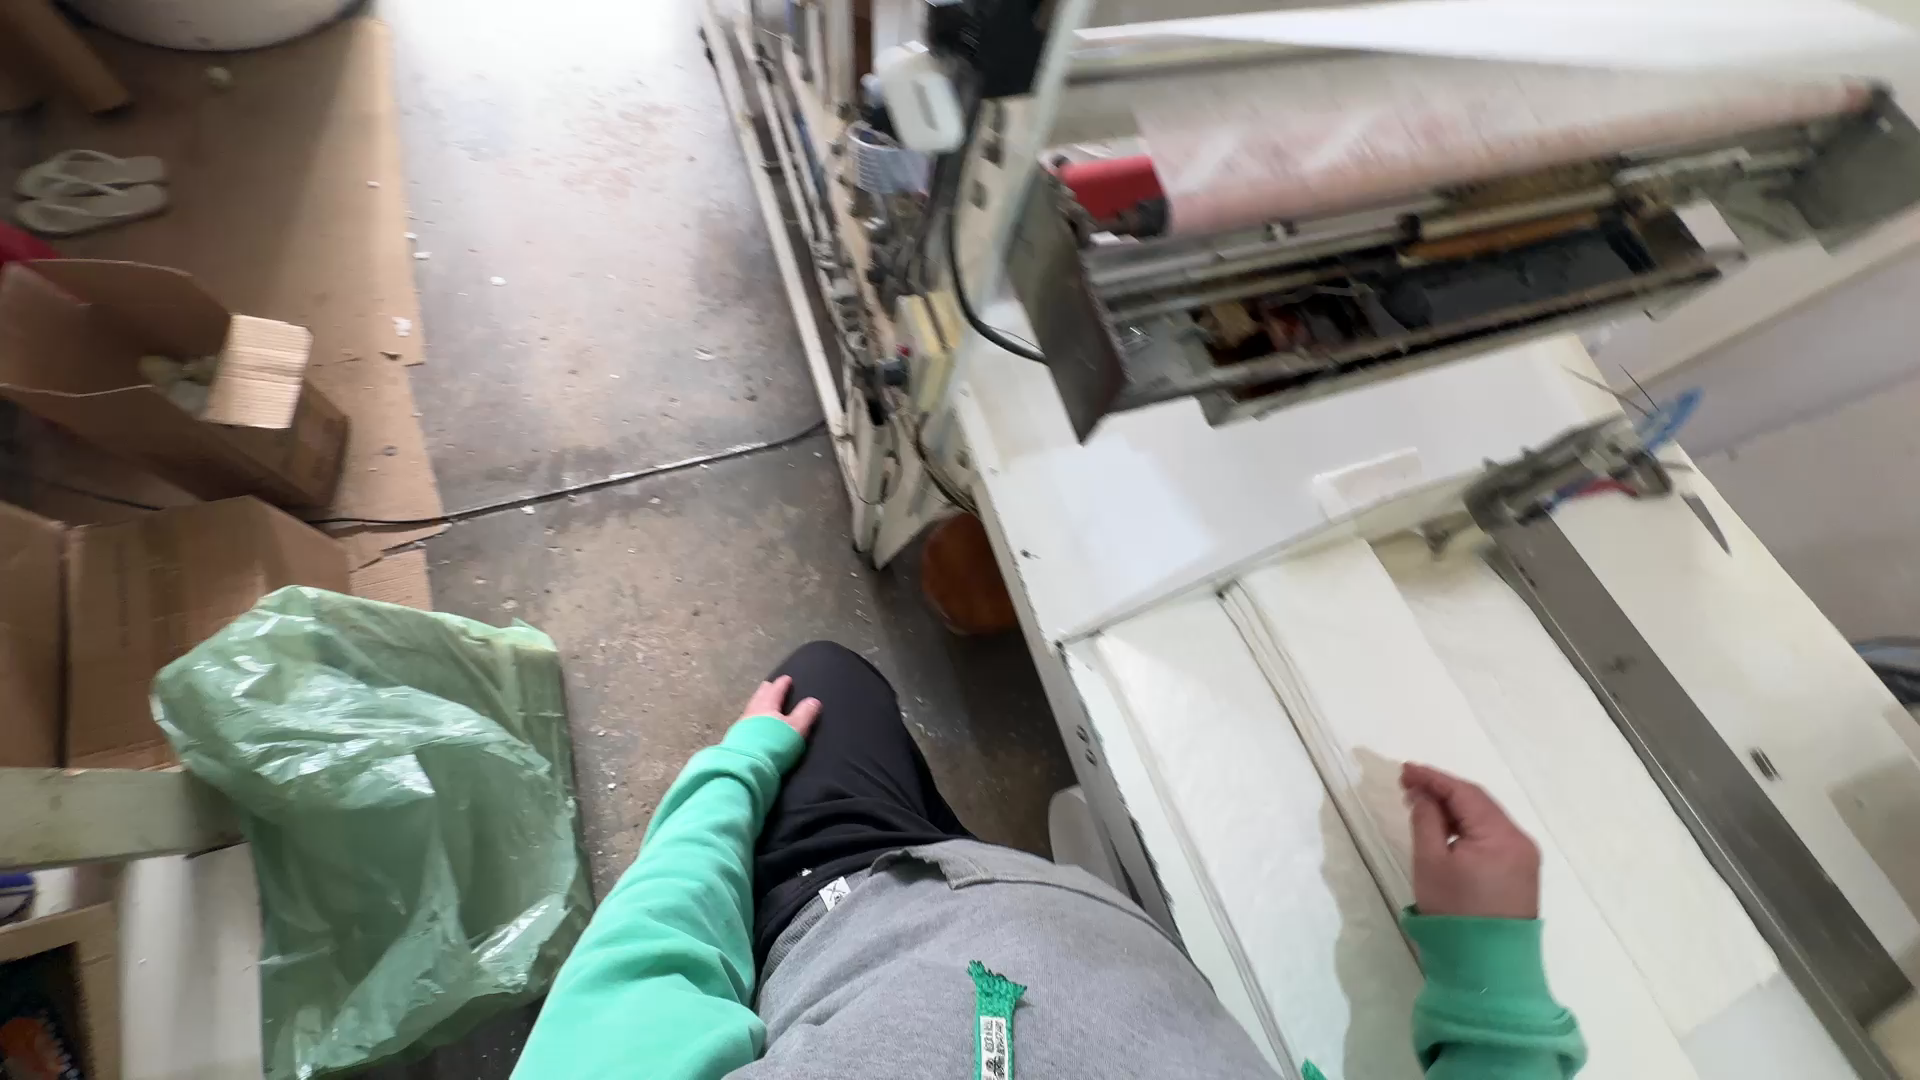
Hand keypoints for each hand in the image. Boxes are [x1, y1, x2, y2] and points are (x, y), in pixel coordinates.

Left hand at [741, 675, 820, 737]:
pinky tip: (751, 723)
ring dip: (756, 703)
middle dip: (766, 690)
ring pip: (751, 709)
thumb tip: (814, 700)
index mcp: (767, 706)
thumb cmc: (774, 744)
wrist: (746, 766)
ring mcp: (742, 726)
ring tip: (760, 702)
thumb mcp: (796, 728)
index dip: (782, 684)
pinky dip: (751, 718)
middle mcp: (753, 712)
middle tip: (768, 685)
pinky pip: (745, 722)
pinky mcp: (736, 740)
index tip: (786, 678)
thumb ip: (805, 714)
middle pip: (759, 697)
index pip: (776, 691)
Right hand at [1401, 762, 1539, 918]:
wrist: (1487, 963)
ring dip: (1452, 805)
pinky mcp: (1519, 870)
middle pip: (1477, 802)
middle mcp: (1519, 841)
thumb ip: (1425, 818)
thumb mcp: (1430, 859)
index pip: (1464, 793)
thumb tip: (1421, 793)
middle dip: (1442, 788)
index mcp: (1501, 836)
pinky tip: (1443, 823)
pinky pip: (1489, 834)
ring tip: (1419, 801)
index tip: (1403, 769)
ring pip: (1483, 817)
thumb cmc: (1454, 908)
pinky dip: (1464, 823)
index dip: (1432, 777)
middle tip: (1407, 782)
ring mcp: (1523, 857)